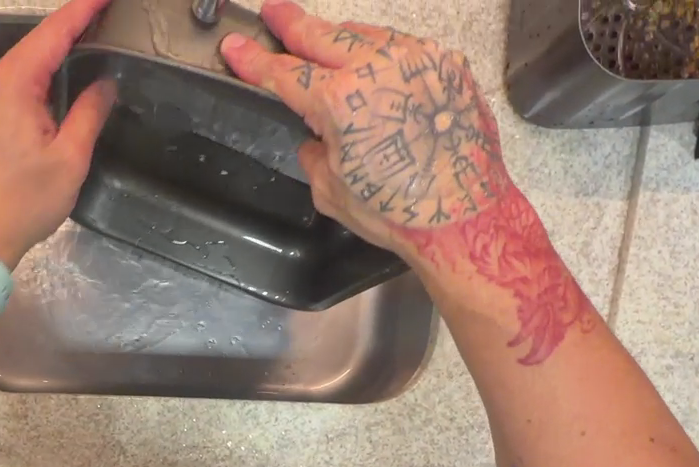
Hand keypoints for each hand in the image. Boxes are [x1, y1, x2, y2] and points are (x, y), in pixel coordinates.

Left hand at [0, 0, 116, 267]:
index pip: (54, 32)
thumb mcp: (69, 160)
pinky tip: (60, 84)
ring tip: (90, 46)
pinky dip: (39, 79)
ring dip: (56, 58)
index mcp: (12, 84)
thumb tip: (105, 84)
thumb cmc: (23, 205)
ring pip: (26, 66)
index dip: (84, 9)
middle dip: (72, 30)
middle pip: (38, 44)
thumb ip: (90, 114)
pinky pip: (14, 86)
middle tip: (104, 20)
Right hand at [220, 1, 510, 256]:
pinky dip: (377, 54)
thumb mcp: (333, 192)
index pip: (285, 73)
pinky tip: (368, 65)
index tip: (236, 47)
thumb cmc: (399, 210)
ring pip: (364, 36)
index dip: (255, 61)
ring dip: (337, 38)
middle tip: (273, 11)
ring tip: (320, 41)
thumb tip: (316, 142)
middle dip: (293, 24)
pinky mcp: (444, 66)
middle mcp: (377, 68)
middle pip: (323, 36)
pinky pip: (401, 49)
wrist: (462, 214)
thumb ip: (316, 157)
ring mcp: (415, 60)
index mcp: (339, 101)